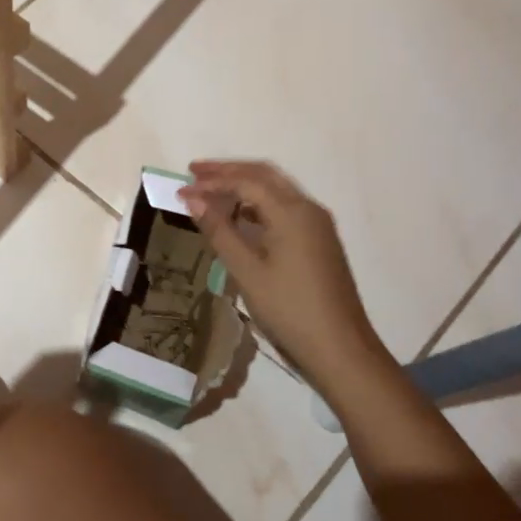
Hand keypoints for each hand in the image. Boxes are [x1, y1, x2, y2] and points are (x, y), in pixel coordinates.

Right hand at [178, 160, 387, 386]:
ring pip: (277, 190)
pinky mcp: (319, 242)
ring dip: (243, 185)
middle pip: (264, 175)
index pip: (246, 181)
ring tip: (211, 191)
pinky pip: (285, 207)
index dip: (211, 182)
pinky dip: (258, 203)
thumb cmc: (289, 309)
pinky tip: (240, 217)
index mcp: (292, 212)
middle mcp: (308, 209)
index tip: (181, 190)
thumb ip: (220, 231)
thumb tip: (194, 200)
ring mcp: (318, 226)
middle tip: (194, 173)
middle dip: (228, 171)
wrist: (340, 349)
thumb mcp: (246, 271)